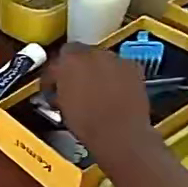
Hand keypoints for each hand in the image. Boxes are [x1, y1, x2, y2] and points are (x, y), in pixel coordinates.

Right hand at [44, 44, 158, 165]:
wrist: (119, 132)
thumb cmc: (86, 122)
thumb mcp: (60, 104)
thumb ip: (58, 88)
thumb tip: (59, 87)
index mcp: (69, 60)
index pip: (57, 57)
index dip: (54, 73)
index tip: (54, 85)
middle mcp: (93, 53)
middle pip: (80, 54)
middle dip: (76, 68)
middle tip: (73, 87)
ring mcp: (116, 59)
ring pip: (100, 59)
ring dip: (96, 71)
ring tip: (94, 91)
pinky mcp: (134, 68)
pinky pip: (119, 67)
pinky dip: (115, 76)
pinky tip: (112, 92)